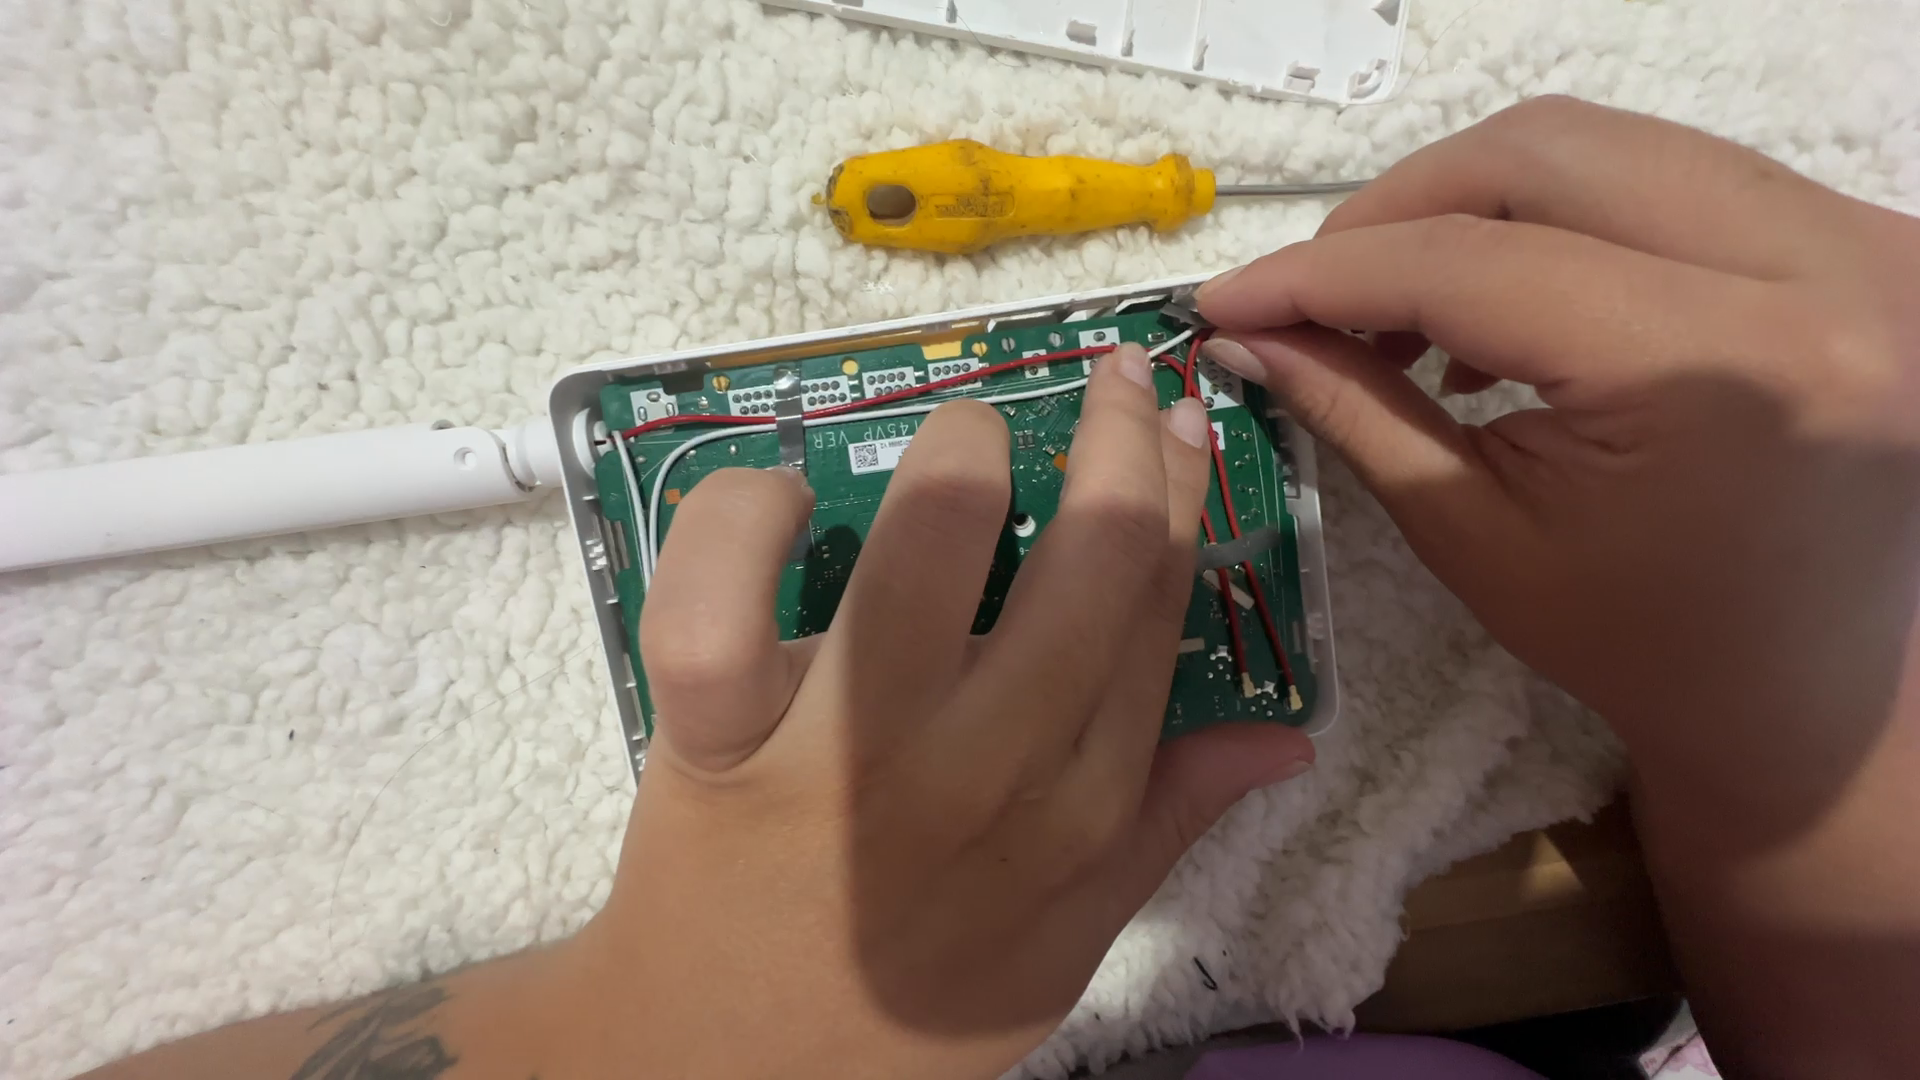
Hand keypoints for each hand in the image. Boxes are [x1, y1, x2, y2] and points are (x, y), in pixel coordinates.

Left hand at [565, 346, 1313, 1078]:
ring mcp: (837, 751)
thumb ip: (1169, 825)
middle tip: (1112, 379)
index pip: (1155, 608)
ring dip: (962, 457)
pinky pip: (718, 597)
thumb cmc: (905, 999)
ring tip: (968, 435)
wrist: (726, 1067)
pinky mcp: (709, 743)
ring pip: (925, 547)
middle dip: (1113, 440)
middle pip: (1084, 559)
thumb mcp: (1068, 939)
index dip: (1178, 494)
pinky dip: (745, 516)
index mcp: (1072, 808)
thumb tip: (1283, 734)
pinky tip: (776, 497)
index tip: (1177, 421)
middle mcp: (975, 766)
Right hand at [1197, 97, 1919, 1076]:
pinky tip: (1452, 304)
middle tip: (1279, 289)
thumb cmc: (1644, 650)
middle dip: (1375, 212)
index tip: (1208, 302)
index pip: (1457, 255)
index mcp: (1706, 362)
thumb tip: (1249, 341)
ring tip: (1355, 297)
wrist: (1845, 709)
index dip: (1308, 269)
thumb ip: (1355, 409)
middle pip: (1534, 151)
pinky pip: (1632, 186)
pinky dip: (1512, 227)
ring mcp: (1852, 236)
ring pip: (1589, 148)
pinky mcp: (1840, 244)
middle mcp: (1815, 261)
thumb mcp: (1470, 533)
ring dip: (1442, 213)